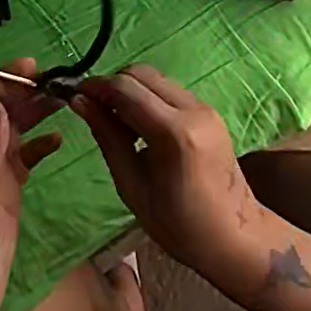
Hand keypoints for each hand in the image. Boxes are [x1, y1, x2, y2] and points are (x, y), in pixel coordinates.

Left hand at [0, 59, 62, 310]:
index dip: (2, 80)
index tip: (32, 69)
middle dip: (24, 92)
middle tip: (58, 82)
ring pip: (14, 129)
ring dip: (35, 112)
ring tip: (64, 100)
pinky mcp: (8, 190)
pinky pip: (26, 156)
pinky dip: (41, 144)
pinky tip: (58, 138)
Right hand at [71, 65, 266, 277]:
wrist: (235, 237)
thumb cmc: (179, 225)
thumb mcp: (132, 186)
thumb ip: (108, 137)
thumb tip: (80, 101)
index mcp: (174, 133)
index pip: (126, 88)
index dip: (96, 87)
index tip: (75, 96)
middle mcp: (193, 110)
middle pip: (141, 73)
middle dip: (112, 84)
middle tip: (93, 108)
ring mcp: (204, 107)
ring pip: (155, 78)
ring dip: (130, 89)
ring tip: (115, 119)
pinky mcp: (208, 110)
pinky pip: (169, 90)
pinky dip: (147, 96)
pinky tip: (138, 124)